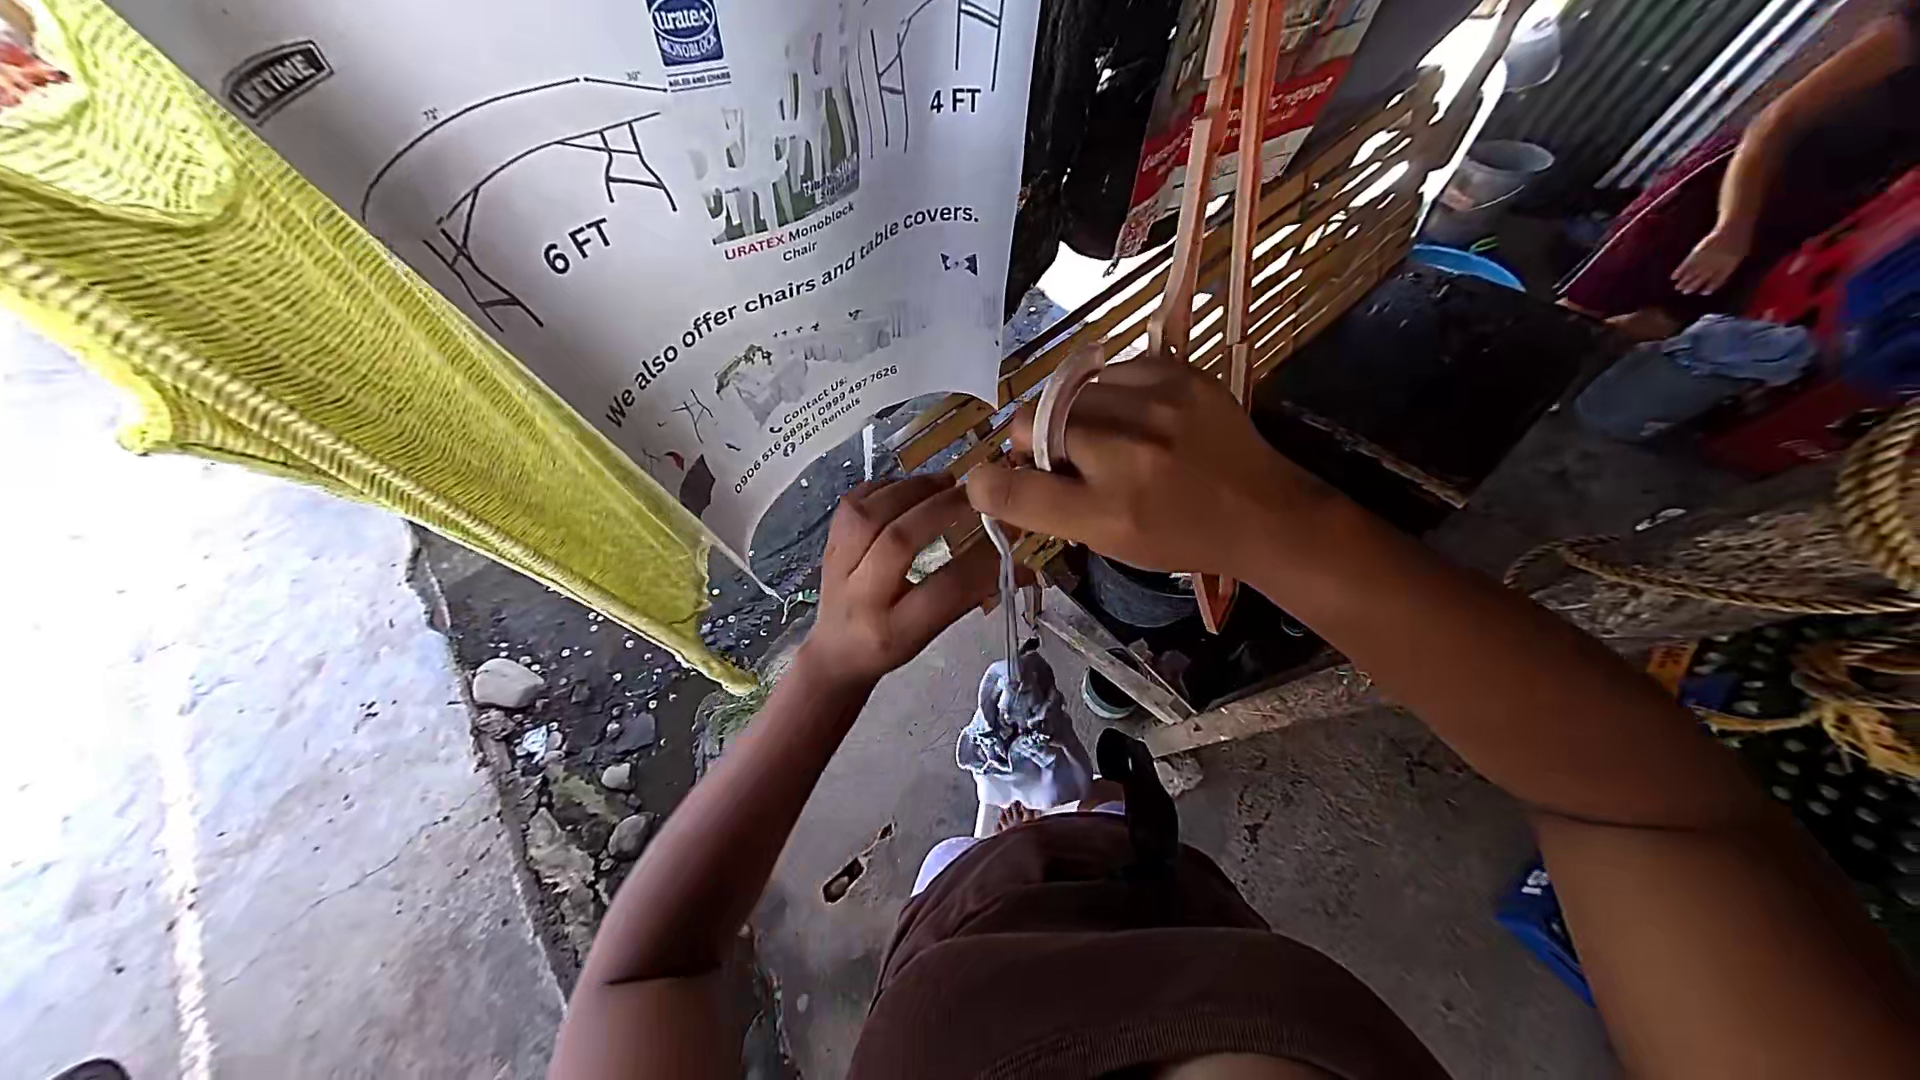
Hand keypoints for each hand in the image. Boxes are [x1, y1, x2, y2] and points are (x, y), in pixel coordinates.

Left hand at [799, 474, 998, 687]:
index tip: (1008, 533)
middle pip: (898, 542)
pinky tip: (908, 486)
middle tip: (972, 494)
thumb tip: (1024, 567)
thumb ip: (971, 596)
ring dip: (910, 490)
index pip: (944, 590)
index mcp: (893, 630)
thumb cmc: (891, 645)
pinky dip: (882, 487)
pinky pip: (851, 504)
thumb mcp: (932, 633)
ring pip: (868, 515)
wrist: (836, 652)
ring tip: (943, 482)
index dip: (981, 560)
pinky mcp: (827, 546)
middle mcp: (861, 598)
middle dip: (941, 510)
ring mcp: (837, 569)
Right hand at [963, 352, 1339, 583]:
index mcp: (1107, 510)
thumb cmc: (1177, 535)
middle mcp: (1126, 452)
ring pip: (1065, 392)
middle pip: (1029, 423)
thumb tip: (992, 475)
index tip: (991, 480)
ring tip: (1106, 437)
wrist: (1263, 510)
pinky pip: (1108, 371)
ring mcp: (1155, 403)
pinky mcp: (1178, 372)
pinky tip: (1134, 416)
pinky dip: (1108, 394)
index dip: (989, 483)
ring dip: (1071, 415)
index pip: (1014, 488)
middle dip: (1035, 442)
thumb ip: (1045, 507)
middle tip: (1068, 461)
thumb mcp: (1107, 540)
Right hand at [1672, 225, 1751, 294]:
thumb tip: (1720, 276)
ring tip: (1677, 287)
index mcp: (1728, 266)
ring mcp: (1704, 260)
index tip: (1703, 292)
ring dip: (1683, 282)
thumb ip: (1730, 266)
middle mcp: (1714, 266)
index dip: (1710, 287)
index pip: (1717, 281)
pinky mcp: (1696, 255)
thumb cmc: (1740, 240)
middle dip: (1692, 286)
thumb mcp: (1740, 254)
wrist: (1733, 228)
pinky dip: (1678, 272)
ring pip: (1691, 275)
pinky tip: (1673, 277)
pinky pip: (1685, 266)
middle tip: (1685, 292)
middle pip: (1700, 280)